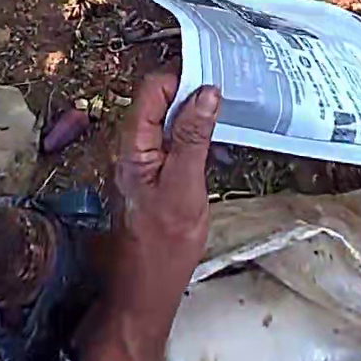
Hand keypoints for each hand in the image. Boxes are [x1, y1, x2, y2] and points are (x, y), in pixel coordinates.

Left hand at [75, 73, 220, 360]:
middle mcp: (135, 141)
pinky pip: (174, 134)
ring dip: (195, 109)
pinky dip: (194, 129)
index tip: (214, 75)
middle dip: (191, 88)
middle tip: (226, 88)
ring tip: (226, 107)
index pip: (153, 88)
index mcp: (133, 141)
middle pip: (160, 97)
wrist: (149, 286)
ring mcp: (145, 154)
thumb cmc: (163, 243)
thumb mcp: (184, 187)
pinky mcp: (157, 167)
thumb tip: (207, 92)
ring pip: (169, 115)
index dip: (182, 77)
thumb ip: (192, 138)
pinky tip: (216, 135)